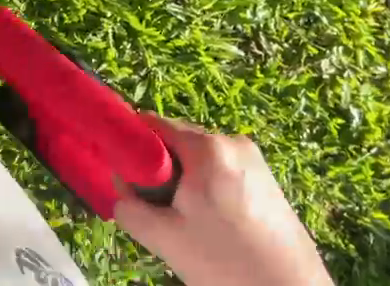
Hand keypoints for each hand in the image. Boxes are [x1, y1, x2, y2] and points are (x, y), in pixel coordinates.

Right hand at [115, 115, 333, 285]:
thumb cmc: (227, 265)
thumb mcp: (163, 238)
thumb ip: (126, 203)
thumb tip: (119, 182)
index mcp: (208, 146)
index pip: (151, 124)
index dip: (133, 148)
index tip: (131, 180)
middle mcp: (233, 142)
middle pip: (176, 141)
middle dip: (161, 168)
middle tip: (162, 209)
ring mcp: (256, 161)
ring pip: (199, 160)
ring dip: (185, 182)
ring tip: (191, 223)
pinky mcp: (270, 182)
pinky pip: (222, 172)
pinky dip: (209, 190)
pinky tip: (215, 226)